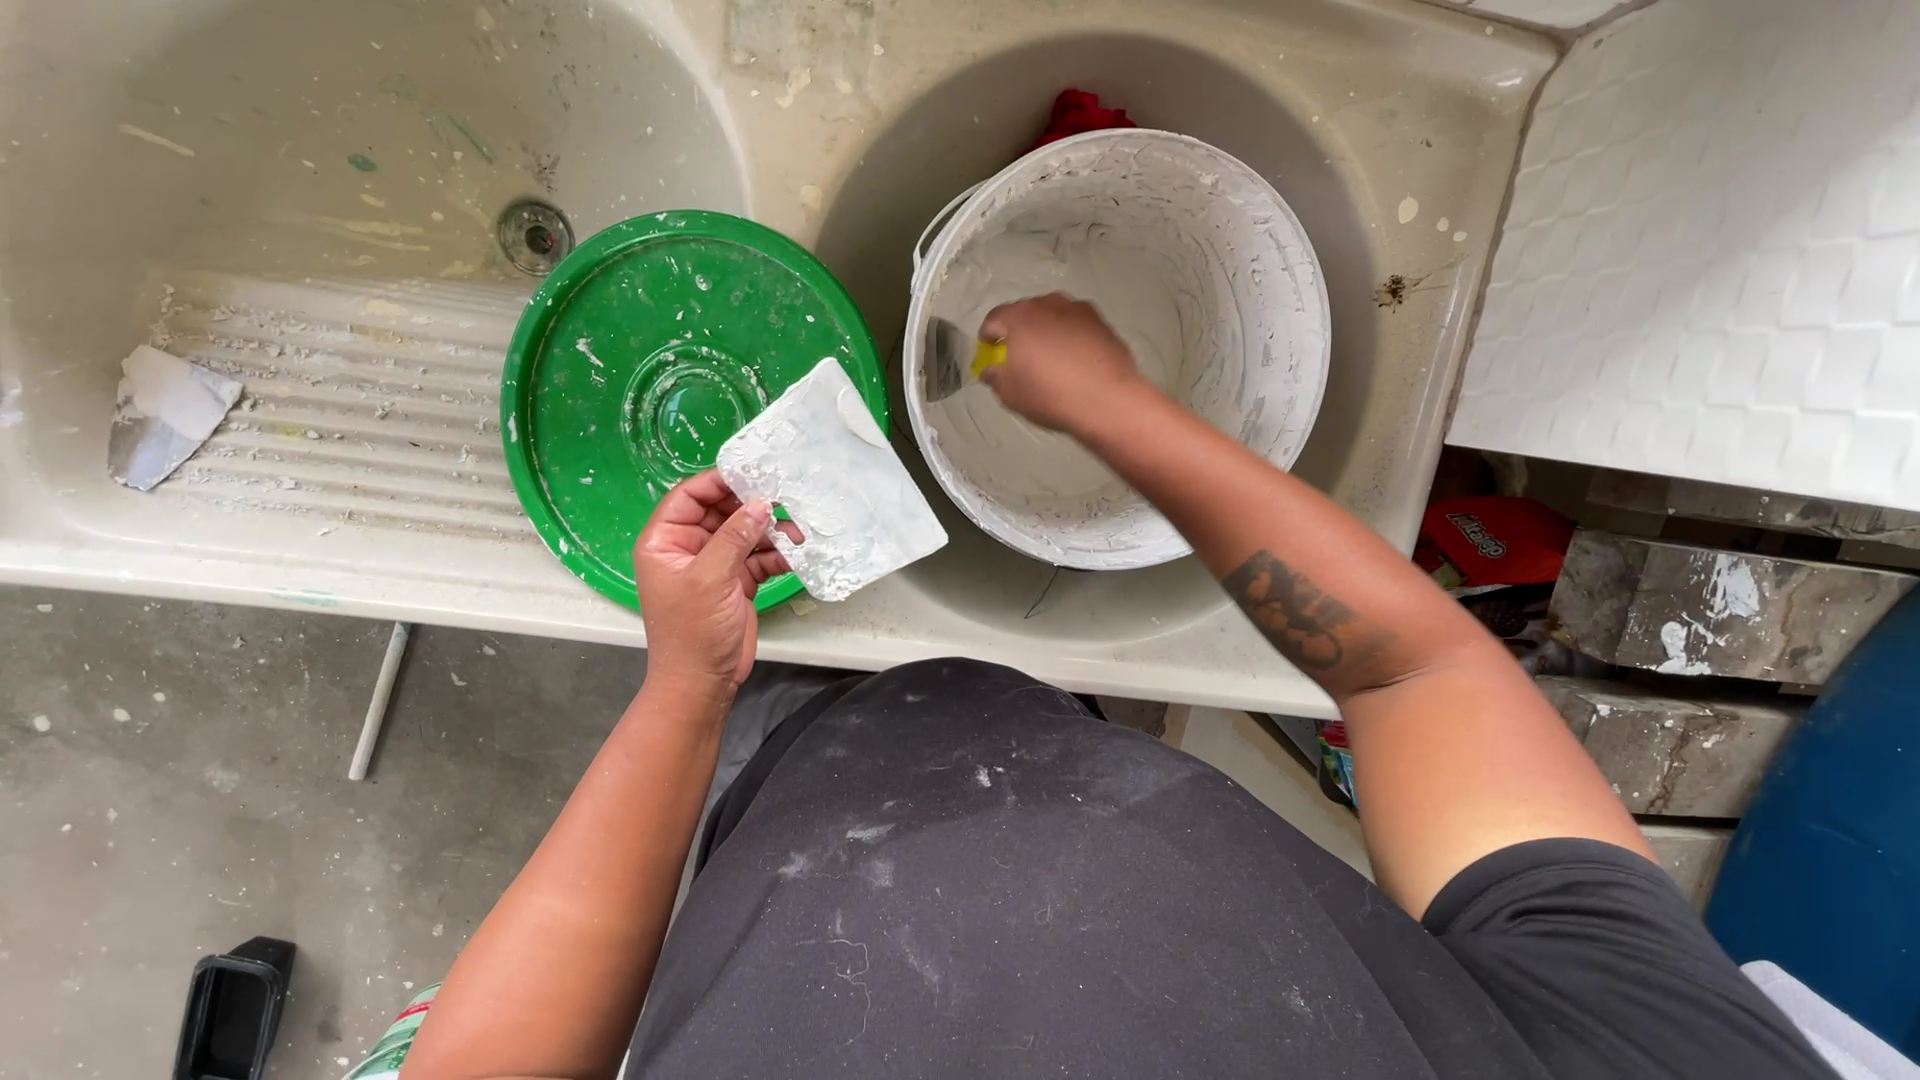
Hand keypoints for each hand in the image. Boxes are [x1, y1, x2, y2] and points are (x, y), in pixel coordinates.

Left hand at [634, 471, 791, 693]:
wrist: (703, 682)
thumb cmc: (692, 632)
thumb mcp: (710, 579)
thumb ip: (735, 537)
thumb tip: (760, 504)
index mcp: (665, 542)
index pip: (689, 497)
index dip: (719, 482)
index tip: (753, 473)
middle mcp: (688, 548)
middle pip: (722, 511)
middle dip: (752, 507)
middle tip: (785, 500)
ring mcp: (714, 564)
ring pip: (744, 533)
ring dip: (770, 531)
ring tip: (797, 532)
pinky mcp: (736, 581)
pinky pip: (758, 556)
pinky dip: (776, 554)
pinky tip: (795, 554)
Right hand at [978, 293, 1147, 433]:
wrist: (1107, 400)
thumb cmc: (1050, 395)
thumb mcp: (1011, 394)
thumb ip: (995, 377)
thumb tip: (991, 370)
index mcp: (1020, 317)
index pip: (994, 319)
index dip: (988, 336)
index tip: (990, 352)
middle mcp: (1049, 304)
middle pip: (1025, 312)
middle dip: (1019, 331)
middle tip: (1020, 355)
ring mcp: (1079, 310)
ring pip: (1053, 315)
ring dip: (1046, 330)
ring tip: (1050, 356)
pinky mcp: (1103, 322)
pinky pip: (1077, 326)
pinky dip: (1070, 337)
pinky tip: (1075, 360)